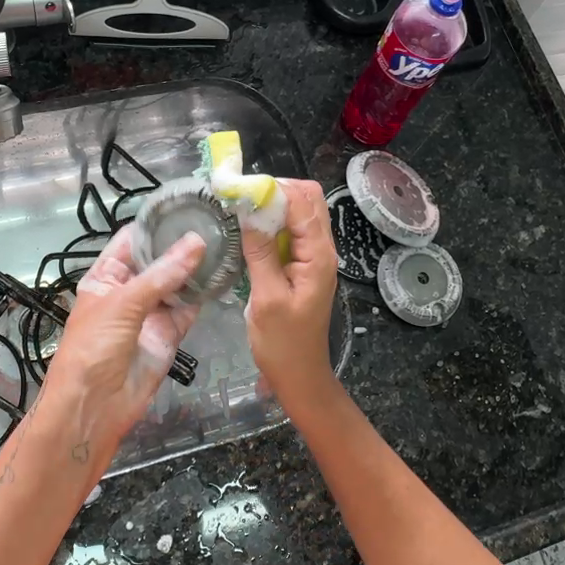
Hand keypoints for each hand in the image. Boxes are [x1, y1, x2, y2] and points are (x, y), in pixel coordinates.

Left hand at [36, 225, 204, 465]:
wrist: (94, 408)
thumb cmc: (93, 348)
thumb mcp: (123, 303)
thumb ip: (163, 273)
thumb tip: (197, 241)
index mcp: (107, 275)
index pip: (133, 239)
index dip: (156, 223)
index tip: (186, 204)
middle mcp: (130, 289)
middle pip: (160, 258)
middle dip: (183, 242)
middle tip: (216, 219)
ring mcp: (151, 311)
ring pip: (178, 281)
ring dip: (197, 265)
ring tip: (226, 239)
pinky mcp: (170, 332)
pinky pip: (190, 307)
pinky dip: (205, 292)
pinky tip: (223, 272)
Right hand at [242, 179, 339, 402]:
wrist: (299, 376)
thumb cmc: (283, 343)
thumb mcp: (266, 298)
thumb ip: (260, 253)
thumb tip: (249, 211)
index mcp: (319, 255)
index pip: (302, 202)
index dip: (273, 188)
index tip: (241, 188)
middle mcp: (322, 249)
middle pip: (307, 199)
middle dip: (276, 190)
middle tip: (242, 197)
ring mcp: (315, 256)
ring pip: (300, 212)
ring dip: (274, 205)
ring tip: (242, 209)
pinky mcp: (304, 264)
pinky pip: (293, 231)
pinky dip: (274, 223)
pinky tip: (251, 230)